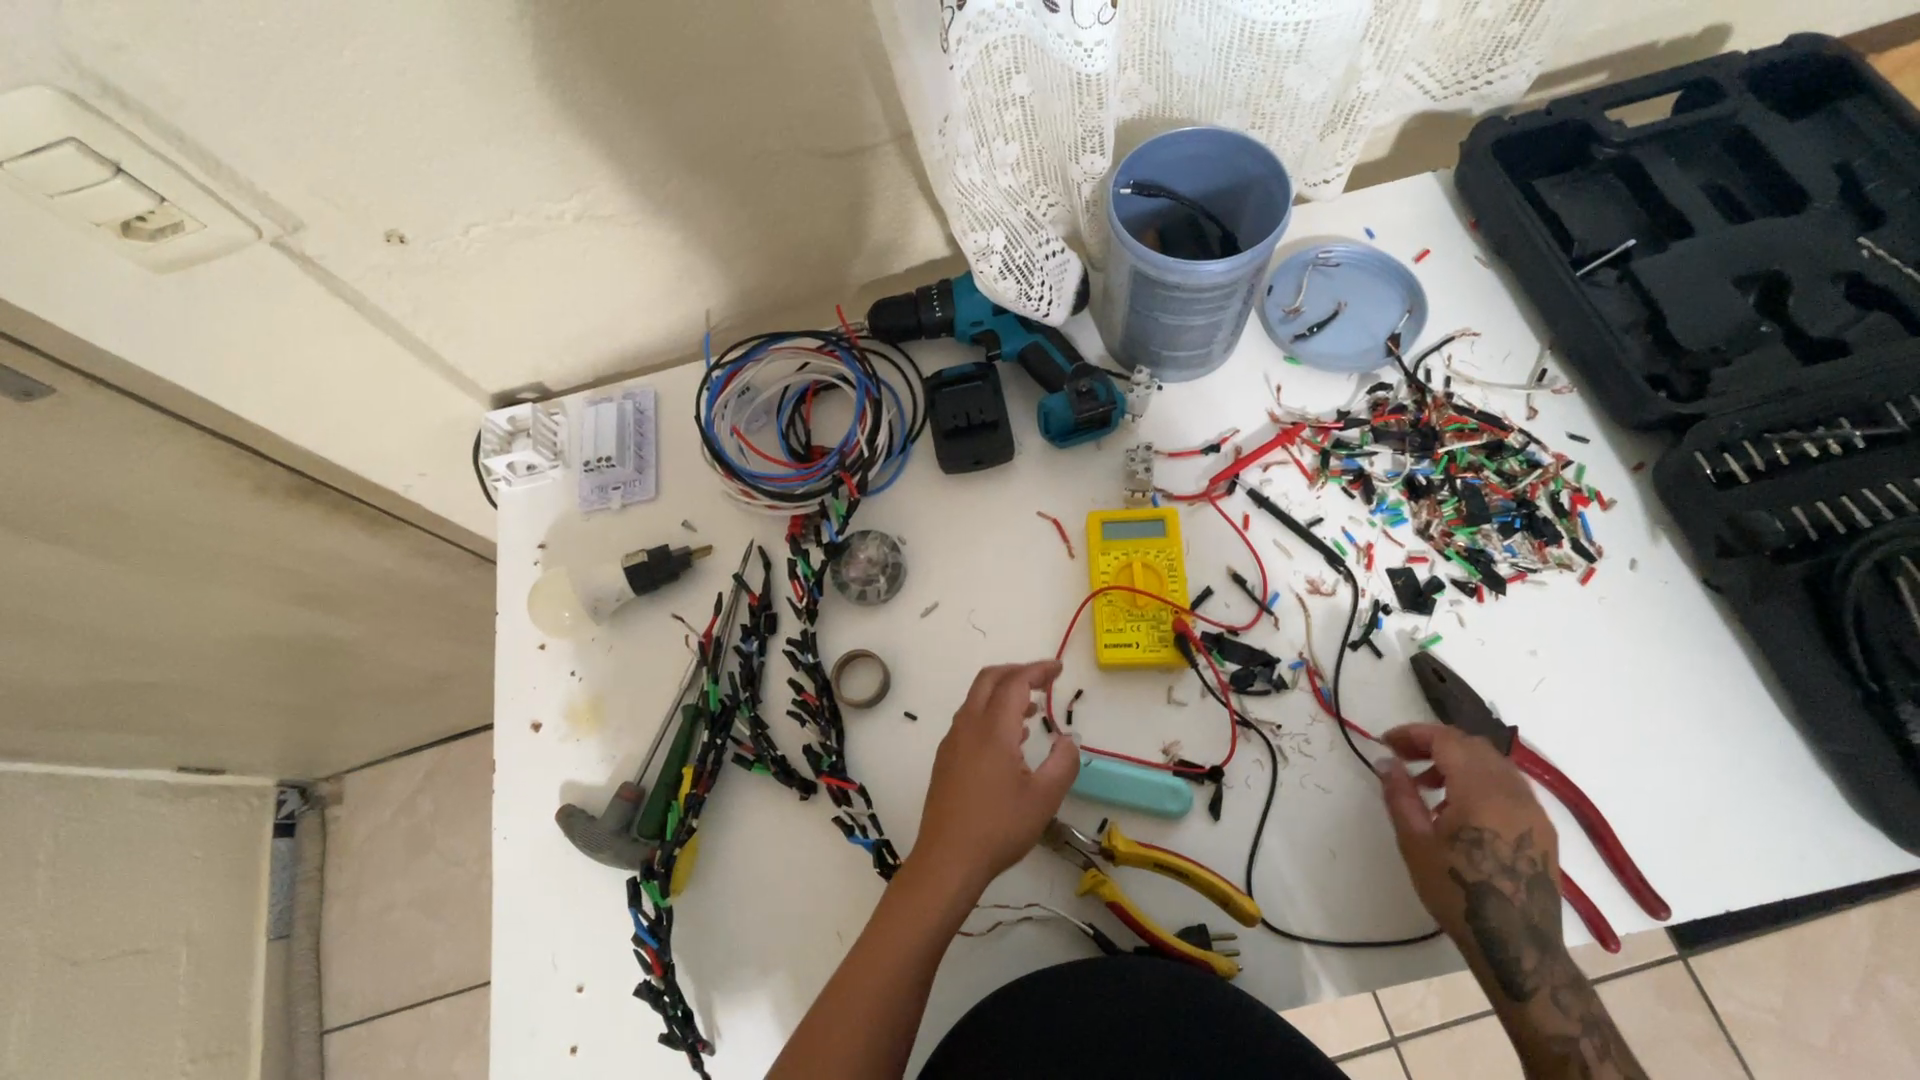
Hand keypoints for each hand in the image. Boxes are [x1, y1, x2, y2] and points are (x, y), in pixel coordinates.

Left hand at [912, 661, 1079, 891]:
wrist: (947, 859)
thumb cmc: (999, 828)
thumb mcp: (1044, 798)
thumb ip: (1063, 762)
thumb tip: (1070, 740)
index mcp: (992, 729)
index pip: (1015, 683)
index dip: (1038, 670)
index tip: (1058, 669)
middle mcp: (967, 727)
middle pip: (988, 680)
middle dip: (1017, 672)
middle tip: (1043, 679)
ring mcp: (952, 743)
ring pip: (975, 700)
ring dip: (1002, 694)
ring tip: (1031, 710)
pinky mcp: (945, 760)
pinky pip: (969, 721)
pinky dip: (990, 714)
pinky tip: (1009, 741)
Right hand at [1377, 723, 1567, 994]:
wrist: (1516, 945)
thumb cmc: (1457, 893)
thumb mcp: (1415, 842)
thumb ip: (1400, 795)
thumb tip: (1386, 761)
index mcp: (1481, 791)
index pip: (1448, 740)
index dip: (1414, 733)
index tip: (1386, 743)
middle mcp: (1514, 791)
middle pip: (1474, 746)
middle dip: (1435, 743)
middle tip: (1403, 758)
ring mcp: (1534, 810)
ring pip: (1494, 764)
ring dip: (1459, 762)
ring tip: (1428, 785)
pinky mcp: (1542, 829)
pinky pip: (1509, 787)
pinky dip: (1480, 781)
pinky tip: (1460, 810)